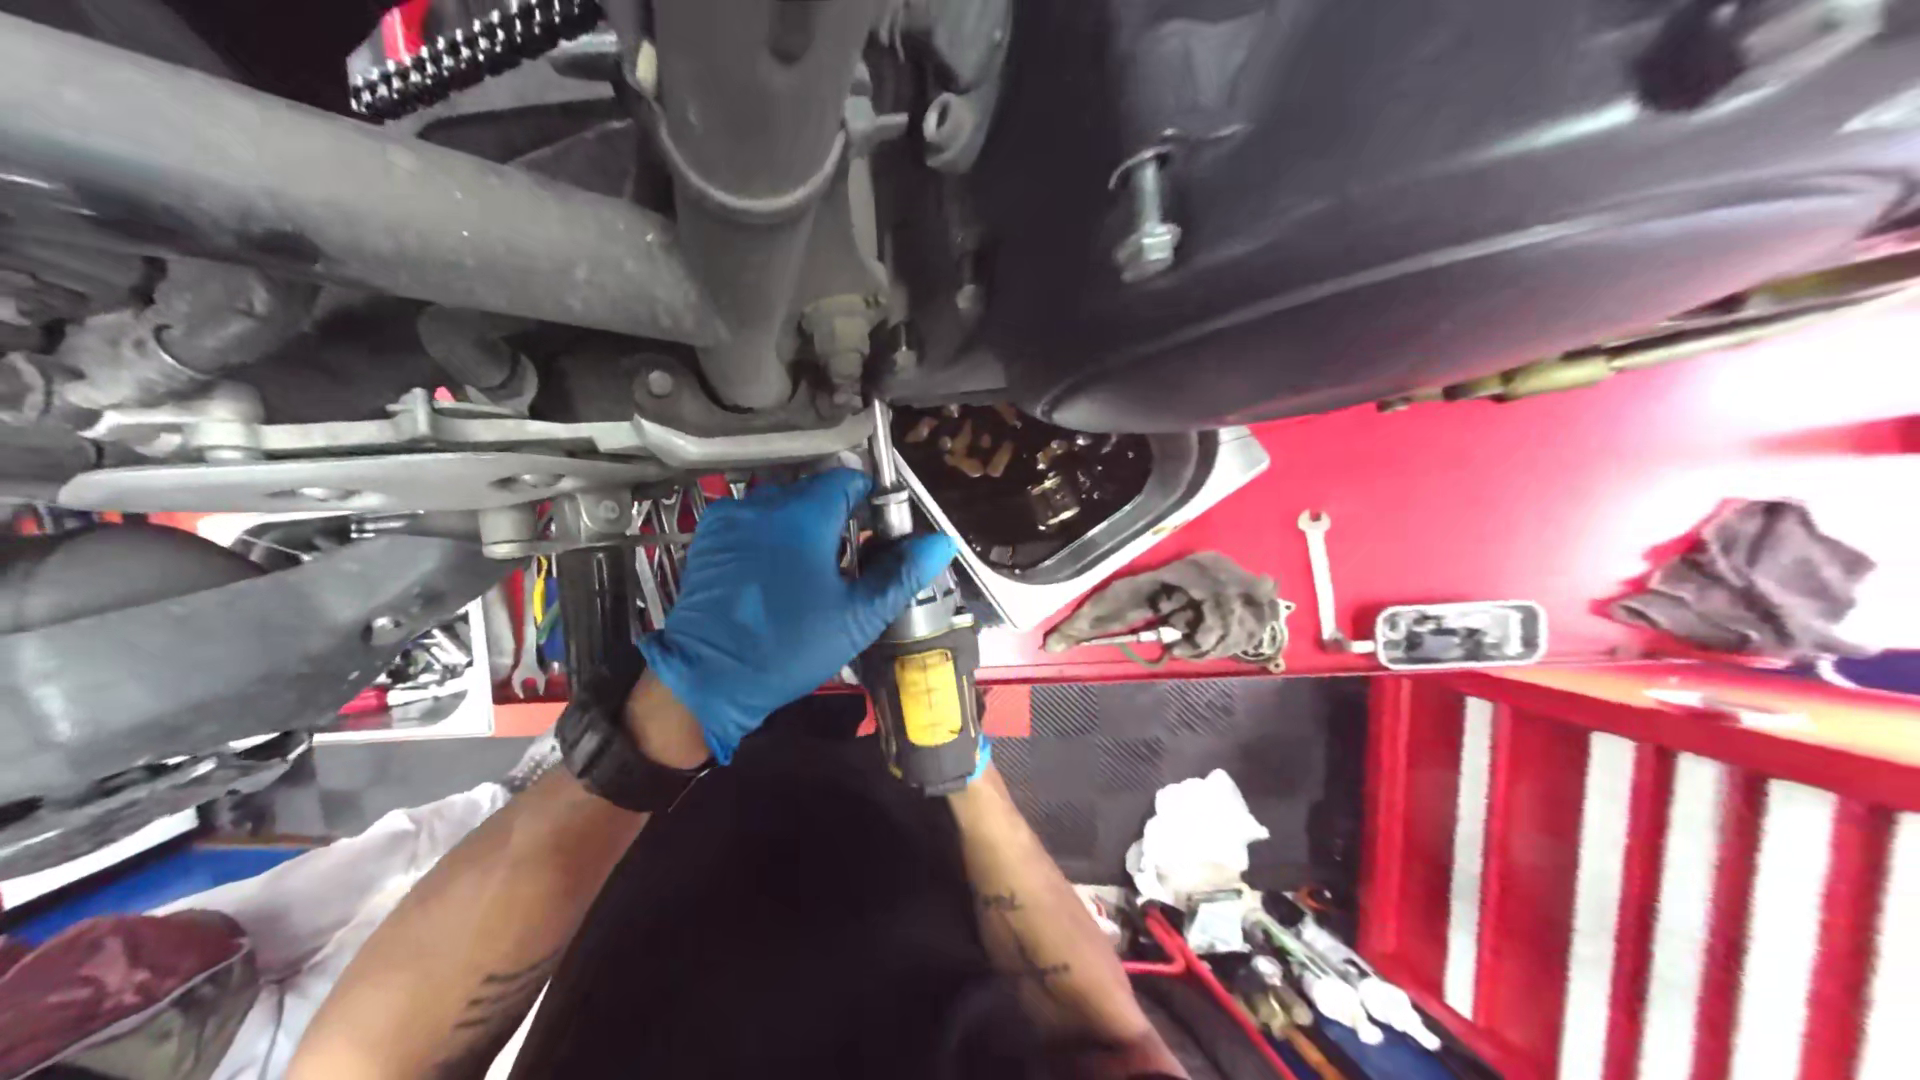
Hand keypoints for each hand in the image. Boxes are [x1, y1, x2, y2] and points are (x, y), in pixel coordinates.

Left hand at [637, 469, 956, 763]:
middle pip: (816, 491)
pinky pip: (754, 520)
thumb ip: (901, 574)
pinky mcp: (709, 536)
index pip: (848, 479)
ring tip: (811, 572)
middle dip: (838, 517)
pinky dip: (772, 534)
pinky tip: (775, 574)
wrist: (708, 679)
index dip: (870, 502)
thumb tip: (942, 542)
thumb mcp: (857, 616)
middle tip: (847, 564)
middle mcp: (764, 503)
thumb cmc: (789, 646)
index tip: (877, 534)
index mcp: (804, 514)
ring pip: (784, 504)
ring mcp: (731, 517)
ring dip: (805, 526)